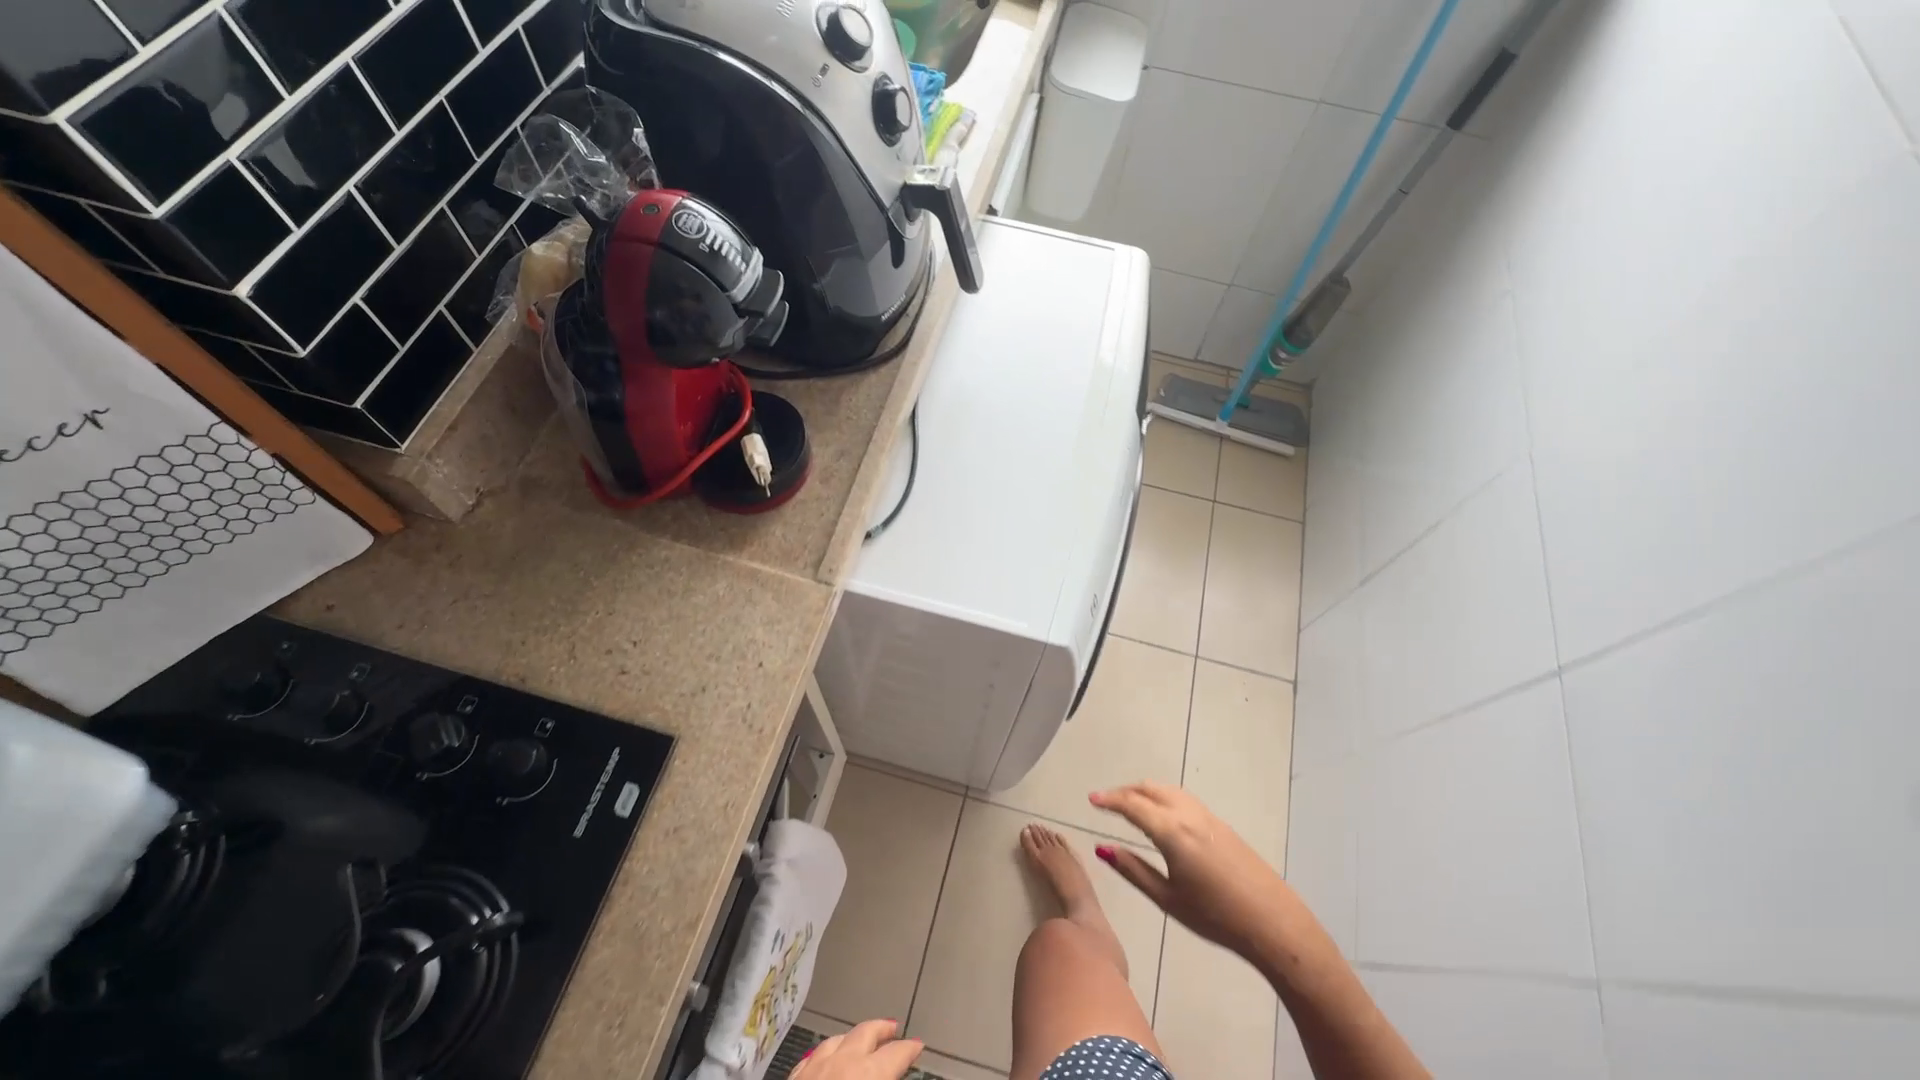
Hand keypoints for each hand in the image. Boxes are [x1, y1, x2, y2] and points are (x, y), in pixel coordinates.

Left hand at [790, 1020, 922, 1079]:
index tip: (917, 1045)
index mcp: (868, 1074)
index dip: (909, 1049)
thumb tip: (897, 1075)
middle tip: (892, 1028)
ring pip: (836, 1039)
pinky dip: (825, 1052)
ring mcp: (813, 1068)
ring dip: (852, 1037)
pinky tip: (824, 1057)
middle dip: (881, 1029)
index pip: (896, 1053)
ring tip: (861, 1039)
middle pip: (865, 1033)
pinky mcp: (793, 1079)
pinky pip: (812, 1056)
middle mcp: (842, 1062)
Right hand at [1090, 783, 1291, 961]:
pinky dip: (1163, 797)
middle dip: (1125, 791)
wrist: (1271, 921)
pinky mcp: (1221, 826)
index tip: (1091, 798)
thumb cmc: (1215, 916)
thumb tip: (1102, 849)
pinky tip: (1160, 815)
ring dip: (1145, 791)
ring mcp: (1208, 818)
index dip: (1109, 800)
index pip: (1133, 805)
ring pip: (1169, 791)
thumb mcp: (1167, 898)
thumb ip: (1133, 870)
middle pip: (1151, 789)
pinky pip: (1184, 799)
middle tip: (1105, 802)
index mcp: (1172, 832)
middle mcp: (1188, 816)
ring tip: (1129, 804)